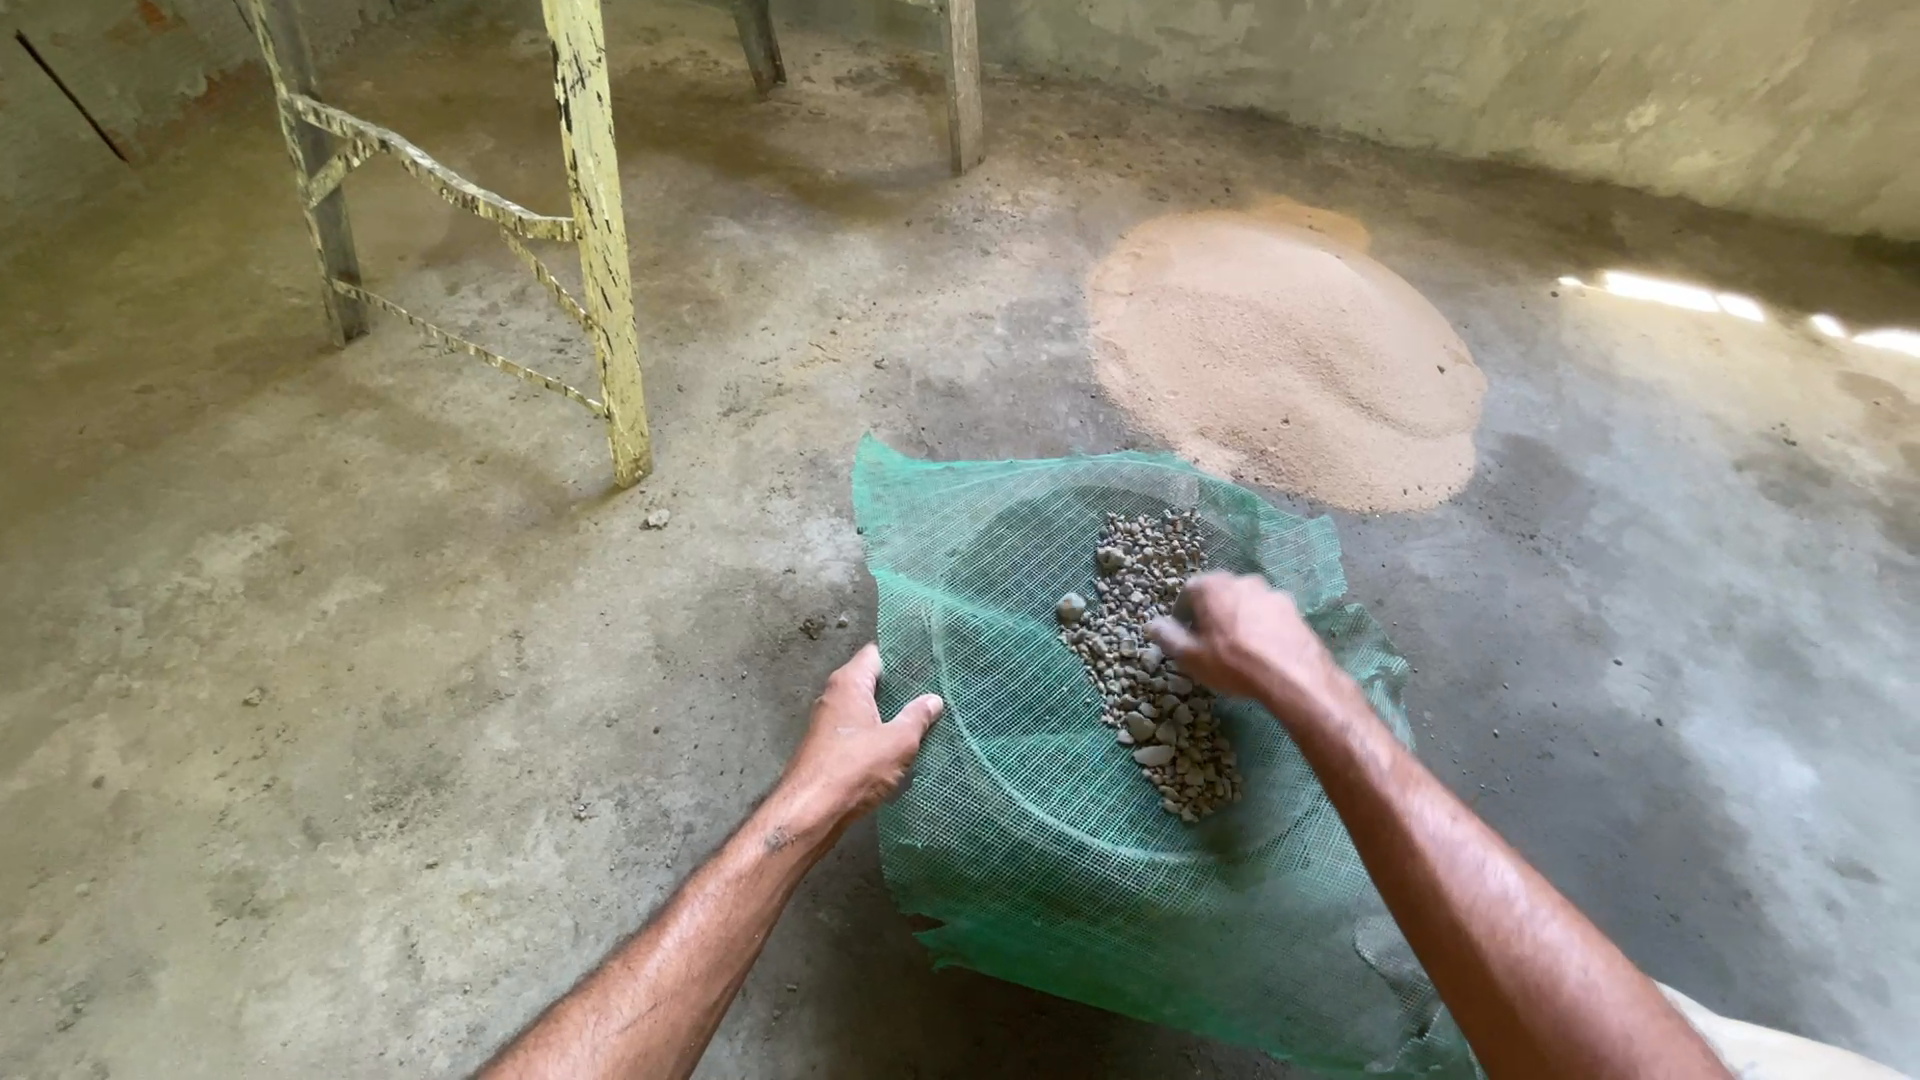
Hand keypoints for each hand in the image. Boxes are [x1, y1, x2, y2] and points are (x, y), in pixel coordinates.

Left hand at [770, 643, 943, 836]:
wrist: (811, 812)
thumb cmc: (855, 767)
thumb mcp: (898, 741)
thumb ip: (917, 717)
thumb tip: (933, 699)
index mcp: (849, 682)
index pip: (875, 653)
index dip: (900, 654)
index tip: (927, 660)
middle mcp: (834, 695)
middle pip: (870, 680)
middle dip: (899, 685)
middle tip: (932, 688)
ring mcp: (828, 722)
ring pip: (865, 707)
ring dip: (889, 712)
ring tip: (922, 715)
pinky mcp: (827, 747)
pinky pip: (859, 729)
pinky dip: (877, 732)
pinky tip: (899, 743)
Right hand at [1147, 573, 1345, 715]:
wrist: (1295, 677)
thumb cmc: (1233, 663)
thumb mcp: (1190, 656)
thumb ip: (1168, 637)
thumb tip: (1153, 624)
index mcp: (1212, 586)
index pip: (1187, 592)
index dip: (1182, 615)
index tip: (1184, 636)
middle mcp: (1241, 580)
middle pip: (1217, 594)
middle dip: (1210, 614)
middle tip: (1209, 642)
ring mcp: (1270, 592)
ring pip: (1244, 603)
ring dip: (1236, 618)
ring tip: (1238, 648)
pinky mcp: (1293, 609)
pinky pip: (1267, 614)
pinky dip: (1260, 626)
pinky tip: (1262, 650)